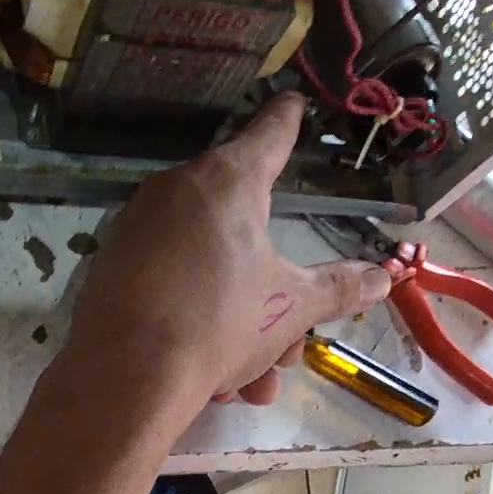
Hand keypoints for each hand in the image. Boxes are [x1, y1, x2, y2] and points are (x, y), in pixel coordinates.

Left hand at [63, 92, 390, 407]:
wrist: (127, 377)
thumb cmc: (219, 325)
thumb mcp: (291, 309)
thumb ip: (337, 288)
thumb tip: (383, 276)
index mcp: (228, 181)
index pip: (270, 134)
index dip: (288, 123)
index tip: (293, 107)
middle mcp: (175, 193)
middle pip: (240, 231)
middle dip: (271, 296)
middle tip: (285, 350)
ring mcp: (135, 231)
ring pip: (204, 273)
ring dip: (236, 331)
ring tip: (249, 386)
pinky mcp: (108, 272)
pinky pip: (166, 290)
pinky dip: (192, 328)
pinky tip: (210, 382)